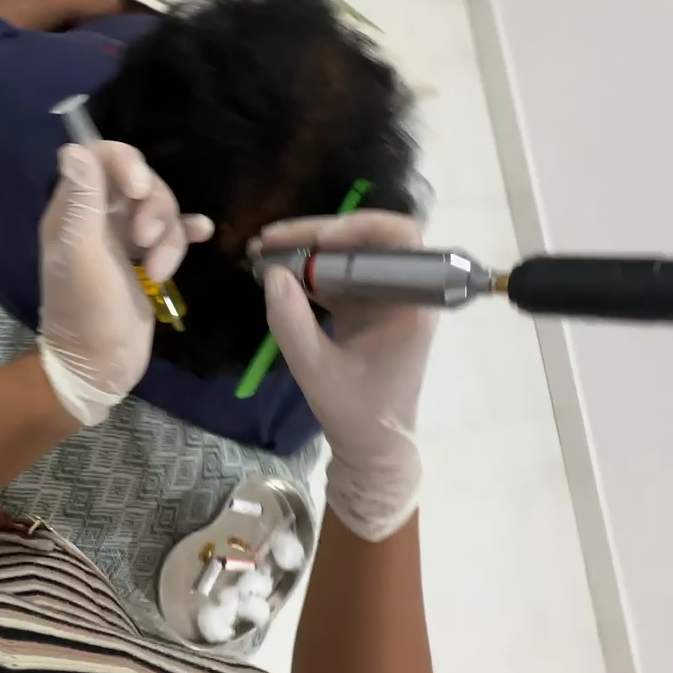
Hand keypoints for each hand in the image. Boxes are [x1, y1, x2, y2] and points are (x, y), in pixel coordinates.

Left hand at [37, 141, 212, 424]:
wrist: (98, 367)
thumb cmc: (86, 312)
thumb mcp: (83, 254)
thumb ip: (81, 202)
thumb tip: (74, 148)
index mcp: (73, 212)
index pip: (99, 159)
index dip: (125, 163)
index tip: (139, 188)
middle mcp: (96, 220)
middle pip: (138, 182)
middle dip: (153, 208)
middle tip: (145, 242)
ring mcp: (121, 241)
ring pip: (158, 210)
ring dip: (167, 237)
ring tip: (158, 272)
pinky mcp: (143, 261)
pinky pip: (171, 233)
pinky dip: (185, 232)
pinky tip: (202, 232)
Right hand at [256, 210, 436, 540]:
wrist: (373, 446)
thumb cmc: (354, 410)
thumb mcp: (314, 368)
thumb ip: (290, 321)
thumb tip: (272, 275)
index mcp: (409, 302)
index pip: (396, 239)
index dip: (357, 227)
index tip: (317, 239)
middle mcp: (402, 291)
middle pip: (365, 240)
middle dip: (315, 234)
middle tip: (268, 240)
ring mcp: (384, 298)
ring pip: (348, 255)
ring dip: (306, 250)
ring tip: (263, 251)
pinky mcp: (368, 308)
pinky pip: (339, 276)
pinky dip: (308, 272)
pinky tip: (275, 273)